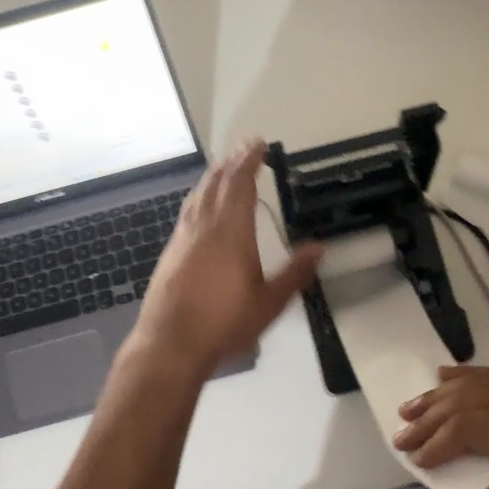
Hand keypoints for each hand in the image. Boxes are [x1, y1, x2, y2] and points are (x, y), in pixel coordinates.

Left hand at [126, 138, 321, 378]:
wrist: (170, 344)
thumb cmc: (223, 324)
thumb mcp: (269, 304)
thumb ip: (294, 274)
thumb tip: (318, 248)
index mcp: (231, 233)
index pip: (240, 185)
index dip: (249, 161)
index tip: (259, 144)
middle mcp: (204, 227)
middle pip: (217, 183)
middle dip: (232, 161)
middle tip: (245, 147)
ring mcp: (183, 238)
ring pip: (198, 195)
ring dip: (213, 176)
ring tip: (224, 166)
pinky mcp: (171, 252)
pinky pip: (188, 211)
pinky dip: (199, 196)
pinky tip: (200, 204)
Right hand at [394, 366, 488, 488]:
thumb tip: (439, 471)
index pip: (467, 428)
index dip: (435, 443)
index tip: (414, 459)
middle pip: (467, 402)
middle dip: (430, 418)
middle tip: (401, 435)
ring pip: (477, 385)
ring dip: (441, 395)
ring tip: (411, 407)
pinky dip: (467, 377)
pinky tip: (444, 376)